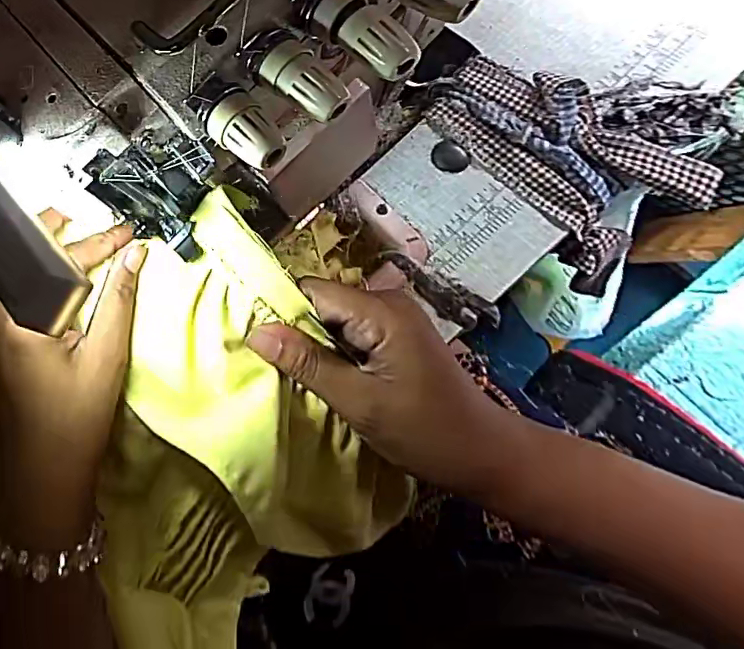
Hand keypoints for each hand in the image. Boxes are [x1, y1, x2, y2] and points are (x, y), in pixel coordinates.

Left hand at [0, 211, 144, 550]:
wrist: (44, 480)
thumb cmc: (76, 420)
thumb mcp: (106, 356)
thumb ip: (119, 299)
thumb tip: (135, 254)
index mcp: (19, 321)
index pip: (61, 266)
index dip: (99, 244)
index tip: (127, 233)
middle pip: (18, 260)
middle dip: (48, 233)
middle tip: (76, 215)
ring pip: (8, 275)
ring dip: (35, 253)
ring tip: (63, 233)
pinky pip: (7, 294)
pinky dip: (30, 276)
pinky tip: (52, 276)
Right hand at [245, 277, 519, 498]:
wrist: (485, 453)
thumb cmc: (426, 432)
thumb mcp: (360, 402)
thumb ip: (308, 364)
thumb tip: (258, 332)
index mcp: (381, 310)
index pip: (313, 292)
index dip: (284, 314)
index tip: (262, 346)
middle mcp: (388, 300)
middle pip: (324, 302)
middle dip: (300, 332)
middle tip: (282, 369)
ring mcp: (395, 315)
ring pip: (336, 317)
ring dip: (319, 344)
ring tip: (305, 377)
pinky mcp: (397, 331)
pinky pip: (353, 328)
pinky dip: (338, 350)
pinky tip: (333, 377)